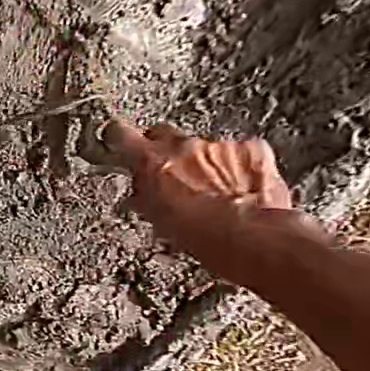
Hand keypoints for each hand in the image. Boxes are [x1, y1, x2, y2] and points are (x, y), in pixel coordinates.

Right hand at [104, 117, 323, 283]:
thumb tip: (140, 194)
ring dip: (204, 165)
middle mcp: (183, 146)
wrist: (248, 235)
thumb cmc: (199, 234)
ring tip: (213, 195)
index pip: (121, 134)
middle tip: (169, 174)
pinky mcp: (251, 149)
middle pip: (164, 135)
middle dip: (164, 150)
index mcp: (151, 162)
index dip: (118, 136)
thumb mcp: (156, 219)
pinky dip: (237, 168)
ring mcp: (219, 145)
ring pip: (204, 148)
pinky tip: (239, 190)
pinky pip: (238, 152)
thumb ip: (144, 196)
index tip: (118, 139)